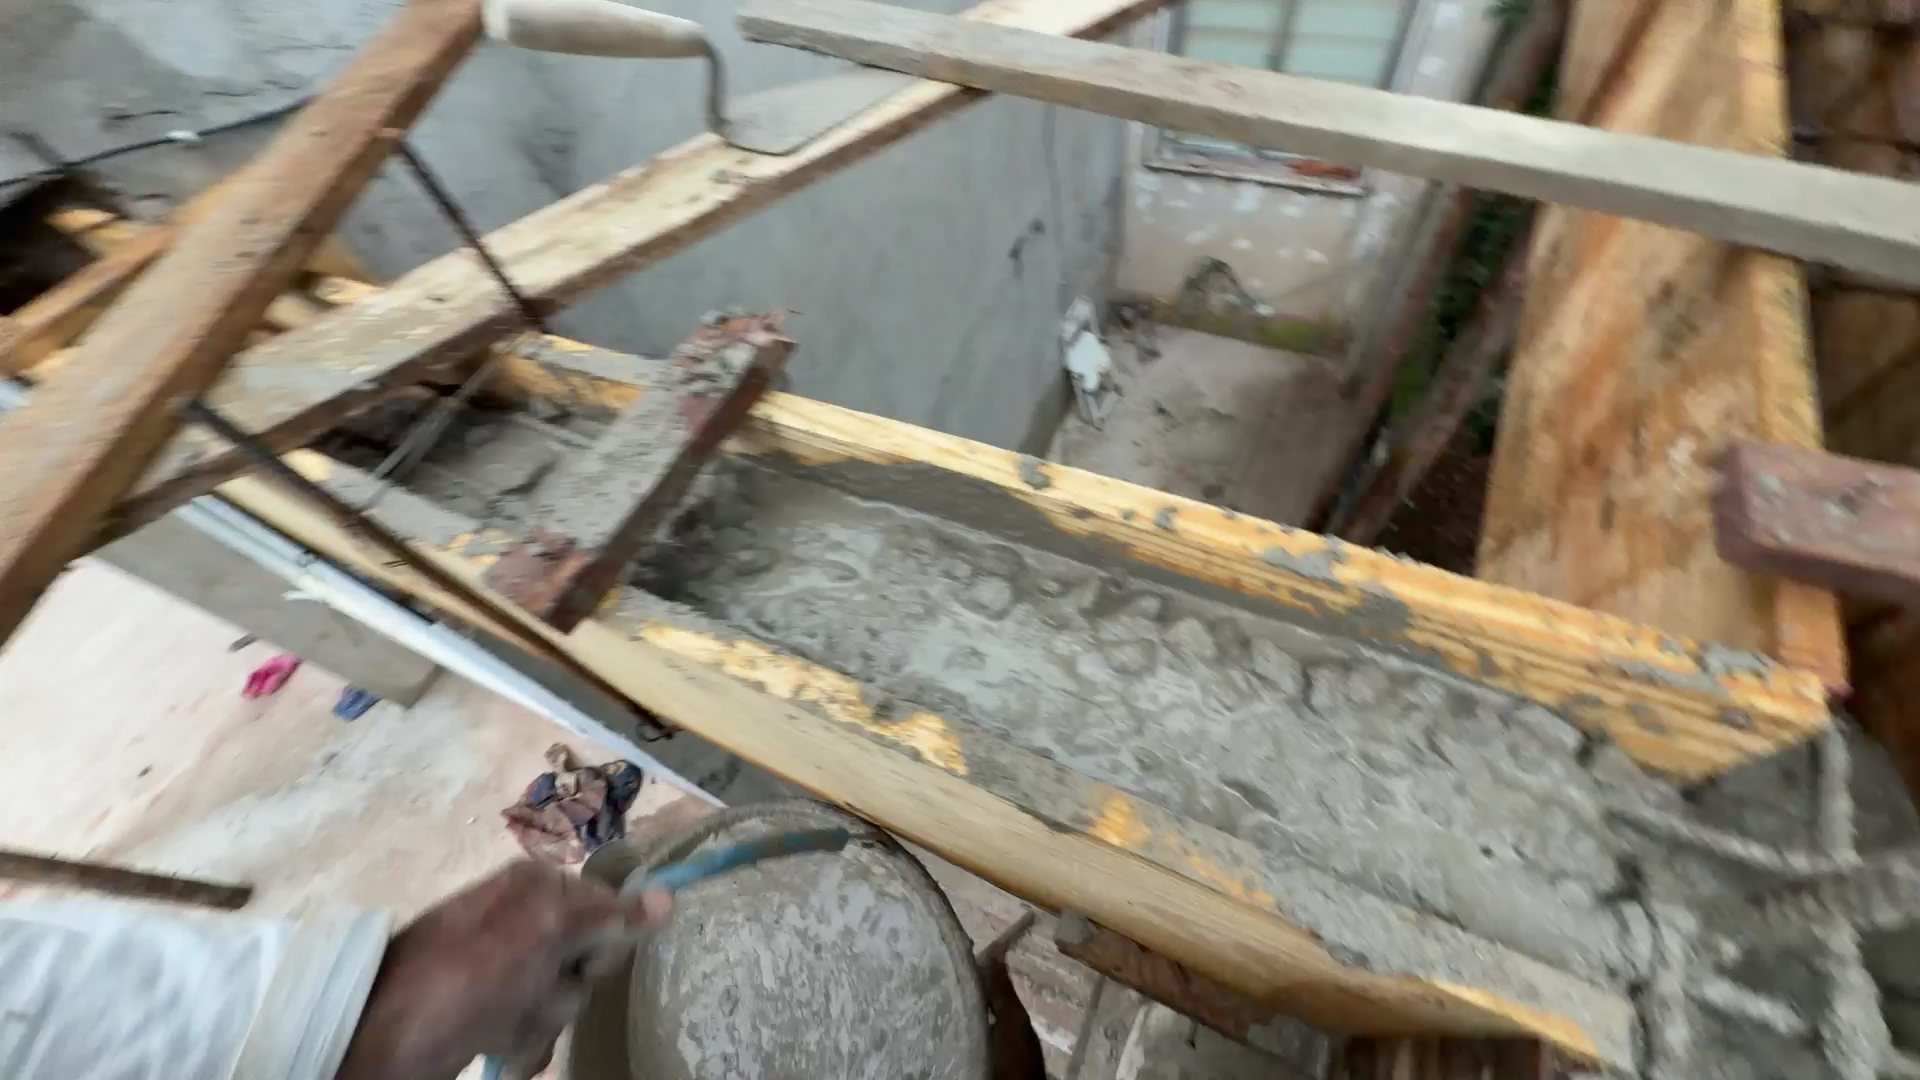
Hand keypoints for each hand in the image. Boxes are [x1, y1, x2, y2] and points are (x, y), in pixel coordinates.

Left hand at [336, 859, 672, 1079]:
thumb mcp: (543, 935)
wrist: (367, 1049)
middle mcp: (525, 919)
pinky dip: (524, 1043)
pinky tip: (495, 1048)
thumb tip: (670, 896)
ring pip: (565, 996)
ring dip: (540, 1021)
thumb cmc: (464, 979)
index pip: (608, 905)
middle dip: (563, 986)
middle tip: (528, 994)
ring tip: (497, 1030)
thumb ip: (610, 916)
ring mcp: (506, 969)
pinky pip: (537, 1026)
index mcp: (537, 885)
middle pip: (589, 955)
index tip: (577, 958)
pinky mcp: (489, 1013)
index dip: (599, 939)